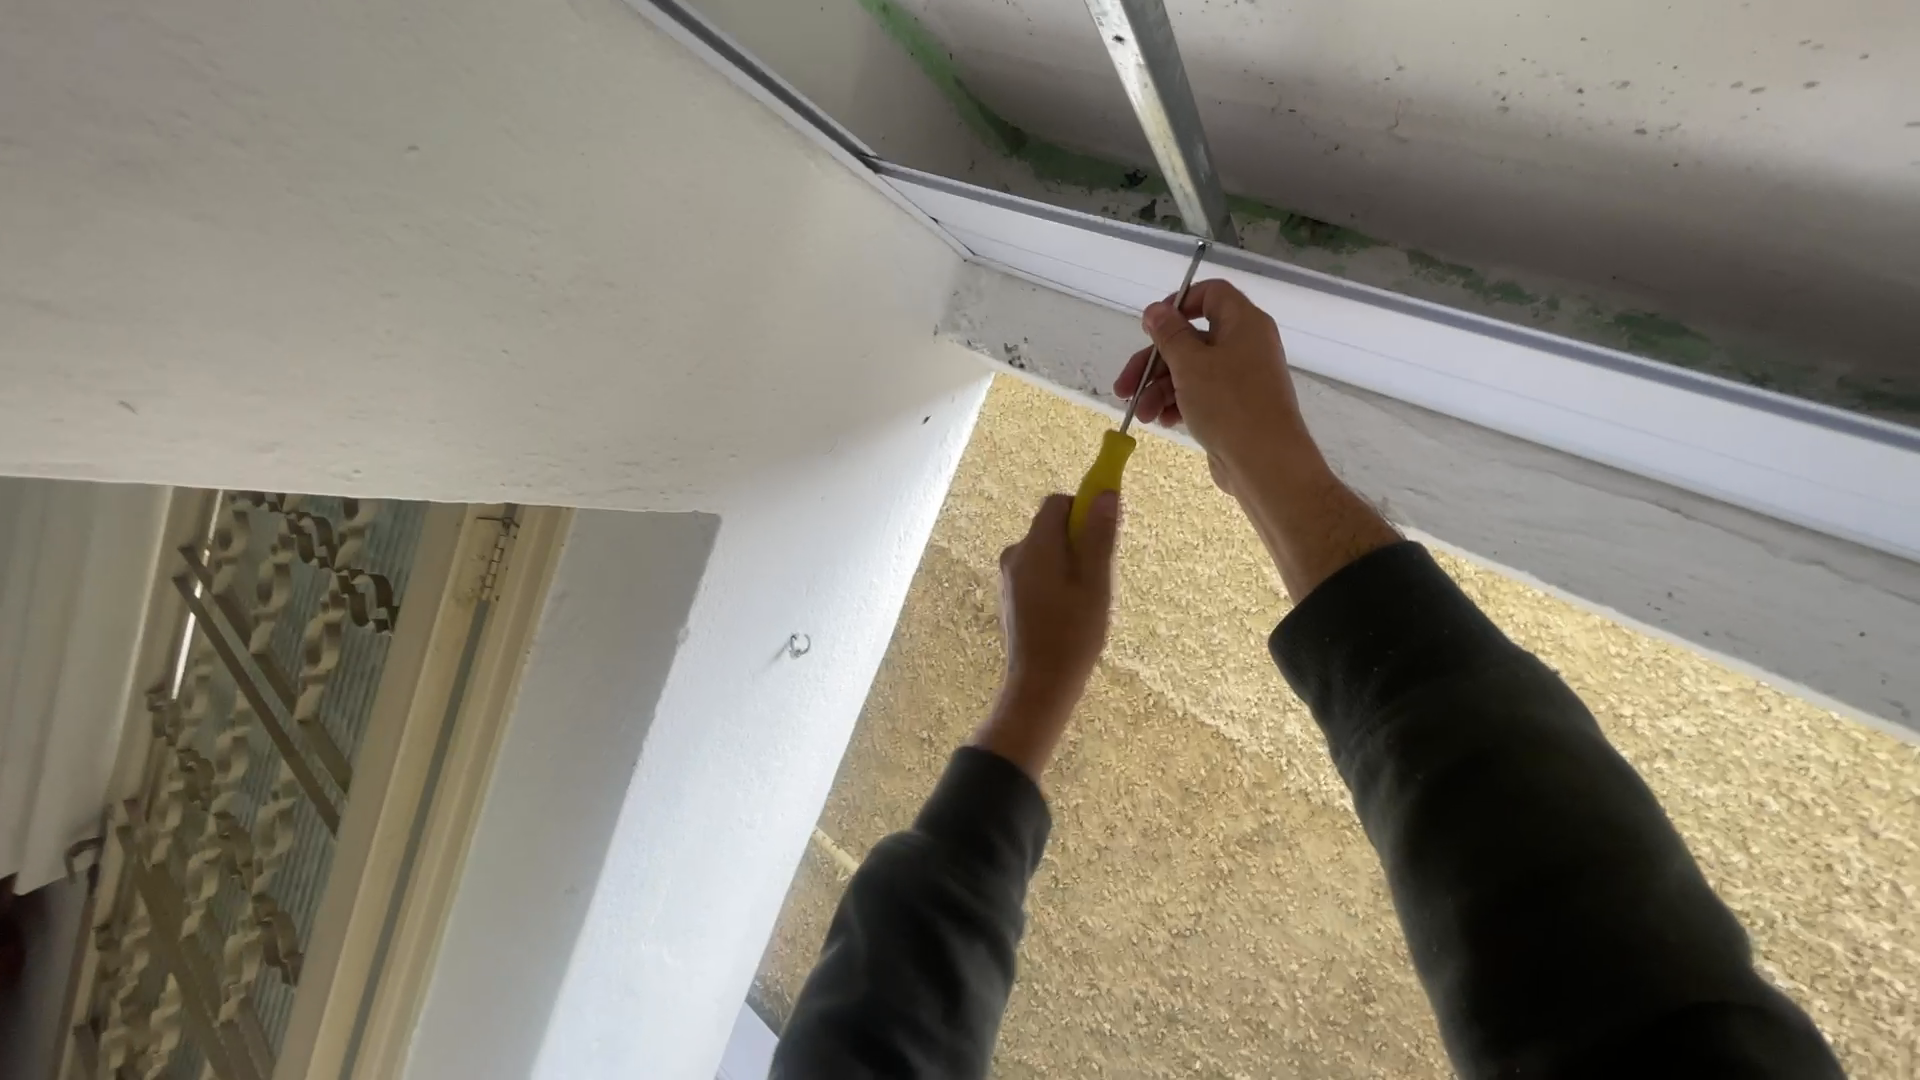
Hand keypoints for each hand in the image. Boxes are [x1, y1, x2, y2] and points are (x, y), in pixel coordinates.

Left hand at [970, 492, 1120, 779]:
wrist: (1040, 683)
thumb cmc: (1073, 632)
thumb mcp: (1096, 581)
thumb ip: (1100, 534)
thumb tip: (1106, 493)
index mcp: (1034, 545)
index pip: (1057, 503)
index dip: (1083, 508)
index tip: (1104, 533)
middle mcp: (1015, 554)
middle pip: (1052, 528)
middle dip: (1079, 541)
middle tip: (1099, 575)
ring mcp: (1009, 578)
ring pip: (1047, 552)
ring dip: (1070, 564)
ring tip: (1086, 600)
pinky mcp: (1011, 597)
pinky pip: (1038, 573)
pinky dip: (1057, 581)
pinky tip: (1069, 613)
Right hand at [1114, 280, 1399, 599]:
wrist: (1265, 462)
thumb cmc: (1229, 404)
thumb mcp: (1190, 364)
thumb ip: (1169, 334)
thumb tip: (1155, 309)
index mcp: (1242, 323)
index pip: (1211, 294)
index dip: (1178, 304)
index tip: (1150, 326)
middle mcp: (1243, 345)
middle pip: (1189, 339)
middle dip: (1152, 364)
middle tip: (1124, 386)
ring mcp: (1239, 378)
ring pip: (1189, 372)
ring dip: (1158, 390)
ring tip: (1141, 414)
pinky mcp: (1233, 407)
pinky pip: (1198, 396)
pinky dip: (1176, 404)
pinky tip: (1161, 421)